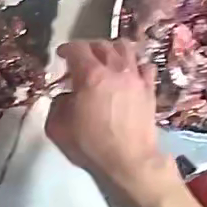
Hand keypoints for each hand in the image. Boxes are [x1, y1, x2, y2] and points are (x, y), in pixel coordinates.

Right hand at [46, 39, 178, 206]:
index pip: (77, 49)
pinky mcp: (149, 90)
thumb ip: (57, 106)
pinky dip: (134, 65)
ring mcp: (136, 78)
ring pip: (126, 49)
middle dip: (88, 48)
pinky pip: (144, 66)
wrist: (128, 162)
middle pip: (102, 45)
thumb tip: (65, 97)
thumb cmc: (91, 146)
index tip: (61, 56)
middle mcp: (115, 70)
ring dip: (112, 50)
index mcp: (91, 75)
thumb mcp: (58, 128)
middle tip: (81, 58)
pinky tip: (128, 73)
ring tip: (106, 59)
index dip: (66, 49)